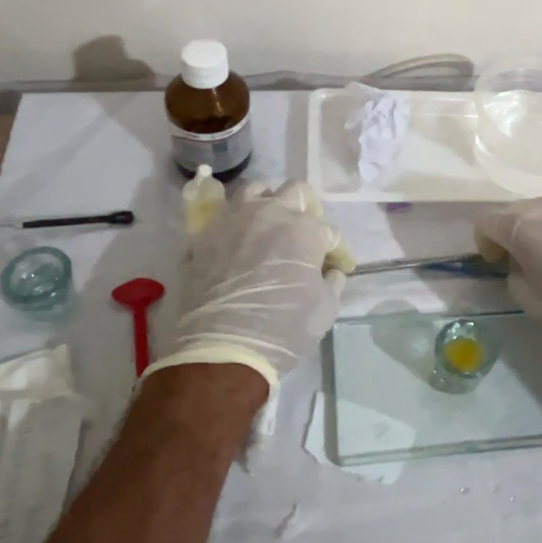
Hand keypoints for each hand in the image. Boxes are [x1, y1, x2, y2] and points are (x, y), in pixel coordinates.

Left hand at [142, 181, 353, 392]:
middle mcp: (270, 214)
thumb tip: (330, 271)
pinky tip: (240, 243)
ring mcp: (234, 220)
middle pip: (295, 192)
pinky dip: (237, 224)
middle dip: (307, 210)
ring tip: (269, 227)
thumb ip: (332, 281)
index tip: (336, 267)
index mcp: (304, 229)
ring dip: (268, 204)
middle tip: (306, 235)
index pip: (329, 230)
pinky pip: (225, 215)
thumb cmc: (283, 330)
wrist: (222, 351)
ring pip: (256, 191)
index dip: (336, 250)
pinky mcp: (205, 235)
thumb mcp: (325, 309)